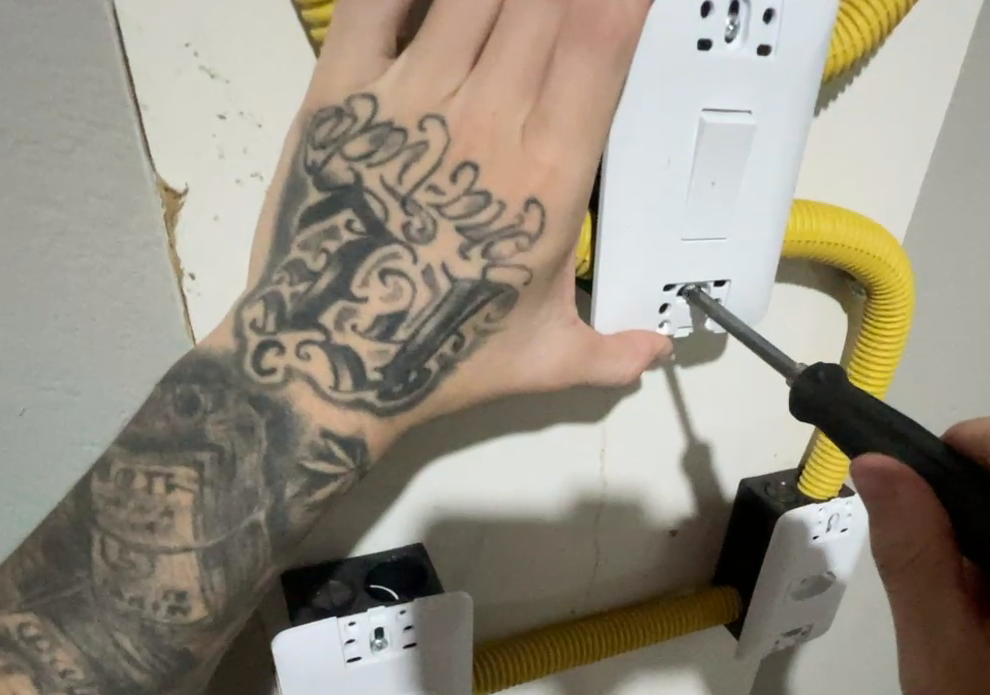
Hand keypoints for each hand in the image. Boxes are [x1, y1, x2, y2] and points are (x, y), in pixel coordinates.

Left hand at [219, 0, 667, 450]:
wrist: (329, 356)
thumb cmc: (442, 357)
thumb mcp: (545, 363)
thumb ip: (613, 355)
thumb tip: (660, 350)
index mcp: (547, 178)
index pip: (598, 48)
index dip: (624, 0)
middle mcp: (486, 120)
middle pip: (544, 2)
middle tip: (578, 6)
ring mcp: (410, 96)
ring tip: (524, 7)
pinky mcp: (341, 88)